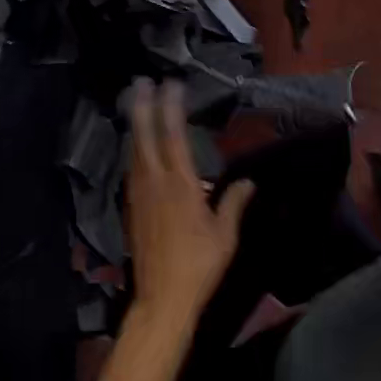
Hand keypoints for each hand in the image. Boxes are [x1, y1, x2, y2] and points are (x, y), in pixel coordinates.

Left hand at [125, 79, 253, 321]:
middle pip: (145, 136)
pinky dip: (133, 150)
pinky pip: (131, 169)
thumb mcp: (225, 235)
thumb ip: (234, 203)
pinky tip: (136, 147)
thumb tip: (249, 181)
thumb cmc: (198, 265)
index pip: (174, 135)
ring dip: (135, 125)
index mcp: (180, 184)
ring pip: (134, 151)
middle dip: (142, 106)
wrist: (161, 299)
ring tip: (136, 104)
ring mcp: (139, 194)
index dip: (171, 107)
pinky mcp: (130, 208)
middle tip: (140, 82)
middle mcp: (155, 182)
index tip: (172, 84)